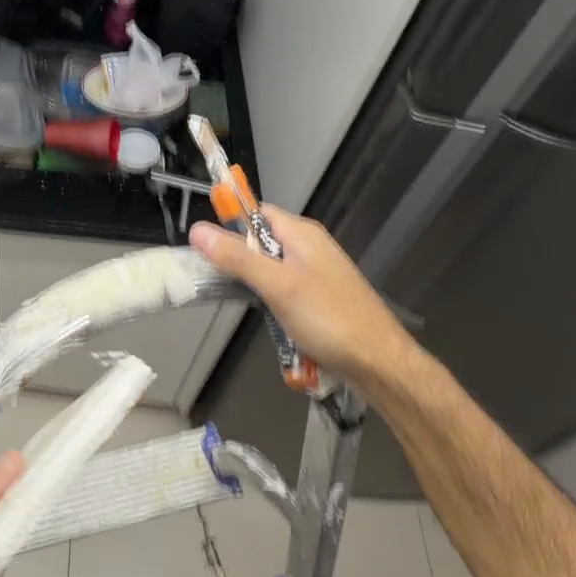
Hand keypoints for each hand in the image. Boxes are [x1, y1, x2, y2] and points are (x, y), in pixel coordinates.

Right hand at [189, 206, 413, 387]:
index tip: (206, 248)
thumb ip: (237, 257)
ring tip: (247, 305)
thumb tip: (196, 229)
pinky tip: (272, 321)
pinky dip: (274, 303)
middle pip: (261, 242)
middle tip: (221, 282)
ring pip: (272, 270)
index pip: (256, 213)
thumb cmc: (328, 319)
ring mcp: (317, 273)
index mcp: (302, 234)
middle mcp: (310, 247)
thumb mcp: (277, 286)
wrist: (379, 363)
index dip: (230, 225)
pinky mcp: (321, 298)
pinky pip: (286, 291)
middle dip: (240, 261)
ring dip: (256, 287)